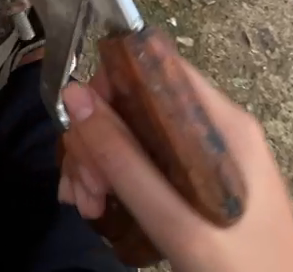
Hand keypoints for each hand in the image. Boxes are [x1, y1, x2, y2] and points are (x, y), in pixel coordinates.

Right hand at [58, 59, 292, 271]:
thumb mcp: (180, 225)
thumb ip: (125, 162)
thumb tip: (72, 93)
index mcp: (220, 122)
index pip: (151, 66)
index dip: (108, 84)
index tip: (83, 125)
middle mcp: (209, 127)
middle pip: (131, 103)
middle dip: (95, 137)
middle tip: (83, 185)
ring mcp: (200, 155)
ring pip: (128, 131)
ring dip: (95, 161)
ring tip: (85, 203)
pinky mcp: (192, 182)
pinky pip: (137, 159)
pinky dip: (109, 178)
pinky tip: (94, 205)